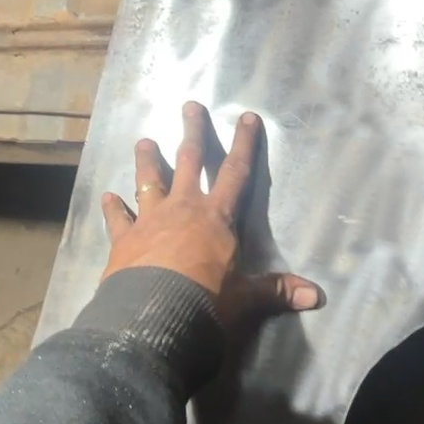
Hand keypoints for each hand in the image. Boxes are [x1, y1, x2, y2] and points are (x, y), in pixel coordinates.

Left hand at [100, 101, 323, 326]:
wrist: (152, 316)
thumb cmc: (205, 301)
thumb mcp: (245, 297)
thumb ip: (276, 290)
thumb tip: (316, 296)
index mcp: (216, 217)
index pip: (236, 173)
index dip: (244, 144)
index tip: (246, 117)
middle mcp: (183, 208)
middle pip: (189, 161)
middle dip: (193, 133)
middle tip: (190, 106)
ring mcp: (150, 221)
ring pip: (149, 181)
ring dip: (147, 161)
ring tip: (143, 141)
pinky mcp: (124, 240)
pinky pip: (118, 219)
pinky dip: (112, 207)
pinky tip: (106, 195)